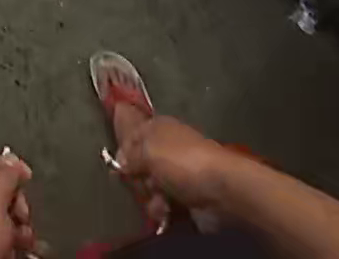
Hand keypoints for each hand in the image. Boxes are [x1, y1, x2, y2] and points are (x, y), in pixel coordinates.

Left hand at [0, 152, 36, 258]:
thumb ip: (6, 174)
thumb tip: (13, 159)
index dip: (10, 164)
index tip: (27, 174)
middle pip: (3, 188)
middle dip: (18, 199)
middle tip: (21, 211)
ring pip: (9, 212)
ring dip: (21, 221)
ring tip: (23, 233)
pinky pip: (8, 232)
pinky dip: (19, 236)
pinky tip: (22, 243)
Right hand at [116, 116, 234, 213]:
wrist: (218, 187)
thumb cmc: (182, 161)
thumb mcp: (150, 150)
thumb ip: (131, 153)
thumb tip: (120, 160)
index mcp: (159, 127)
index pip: (132, 135)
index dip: (124, 151)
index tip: (121, 166)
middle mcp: (165, 147)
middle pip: (138, 165)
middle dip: (139, 179)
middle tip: (146, 182)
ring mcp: (174, 171)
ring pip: (148, 187)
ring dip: (150, 198)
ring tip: (160, 201)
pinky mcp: (182, 194)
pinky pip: (161, 202)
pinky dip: (161, 209)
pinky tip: (167, 212)